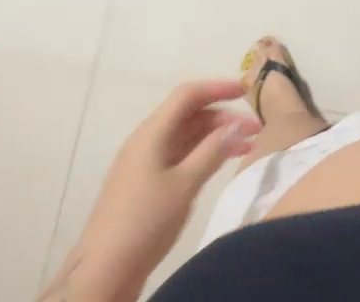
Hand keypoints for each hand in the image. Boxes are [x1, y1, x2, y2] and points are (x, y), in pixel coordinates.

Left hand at [52, 80, 261, 301]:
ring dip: (215, 137)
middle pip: (187, 115)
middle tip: (254, 130)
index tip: (246, 91)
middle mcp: (146, 141)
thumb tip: (238, 122)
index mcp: (151, 133)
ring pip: (185, 137)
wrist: (105, 271)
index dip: (217, 88)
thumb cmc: (146, 222)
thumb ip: (212, 151)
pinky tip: (220, 164)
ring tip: (246, 146)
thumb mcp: (185, 185)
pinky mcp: (145, 184)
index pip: (187, 96)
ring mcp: (144, 163)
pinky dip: (202, 155)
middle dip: (222, 117)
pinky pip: (179, 156)